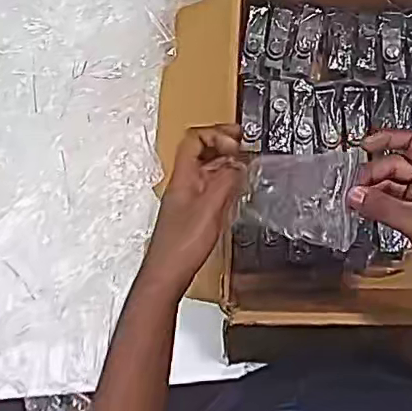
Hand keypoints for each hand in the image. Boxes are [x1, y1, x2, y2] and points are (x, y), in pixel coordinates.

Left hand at [140, 125, 248, 298]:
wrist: (166, 276)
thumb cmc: (180, 247)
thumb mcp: (210, 208)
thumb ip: (226, 181)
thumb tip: (239, 163)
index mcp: (182, 177)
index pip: (194, 138)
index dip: (217, 134)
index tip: (236, 143)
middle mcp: (183, 183)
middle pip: (200, 149)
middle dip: (223, 141)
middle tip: (244, 141)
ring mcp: (186, 196)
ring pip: (205, 166)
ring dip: (225, 159)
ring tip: (244, 160)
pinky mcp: (192, 210)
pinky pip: (209, 183)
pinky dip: (224, 177)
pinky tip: (236, 184)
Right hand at [348, 130, 411, 292]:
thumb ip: (384, 207)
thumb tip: (355, 194)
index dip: (389, 139)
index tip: (366, 144)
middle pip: (397, 165)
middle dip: (375, 172)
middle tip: (356, 187)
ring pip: (393, 185)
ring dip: (374, 190)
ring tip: (355, 199)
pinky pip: (393, 203)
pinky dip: (379, 205)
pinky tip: (365, 209)